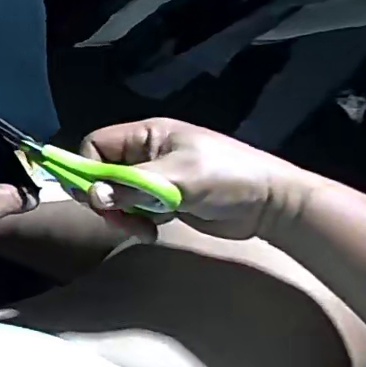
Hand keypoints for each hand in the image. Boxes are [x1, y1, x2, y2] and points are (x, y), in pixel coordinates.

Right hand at [77, 118, 318, 239]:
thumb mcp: (177, 180)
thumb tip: (93, 195)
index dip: (87, 168)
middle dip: (105, 196)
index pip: (95, 145)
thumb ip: (132, 186)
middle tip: (117, 218)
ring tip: (140, 228)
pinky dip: (136, 221)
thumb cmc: (228, 178)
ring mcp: (154, 176)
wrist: (277, 205)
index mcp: (146, 135)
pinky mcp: (163, 198)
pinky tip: (152, 231)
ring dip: (121, 213)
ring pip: (115, 193)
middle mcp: (145, 152)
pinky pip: (133, 208)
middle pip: (101, 171)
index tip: (95, 194)